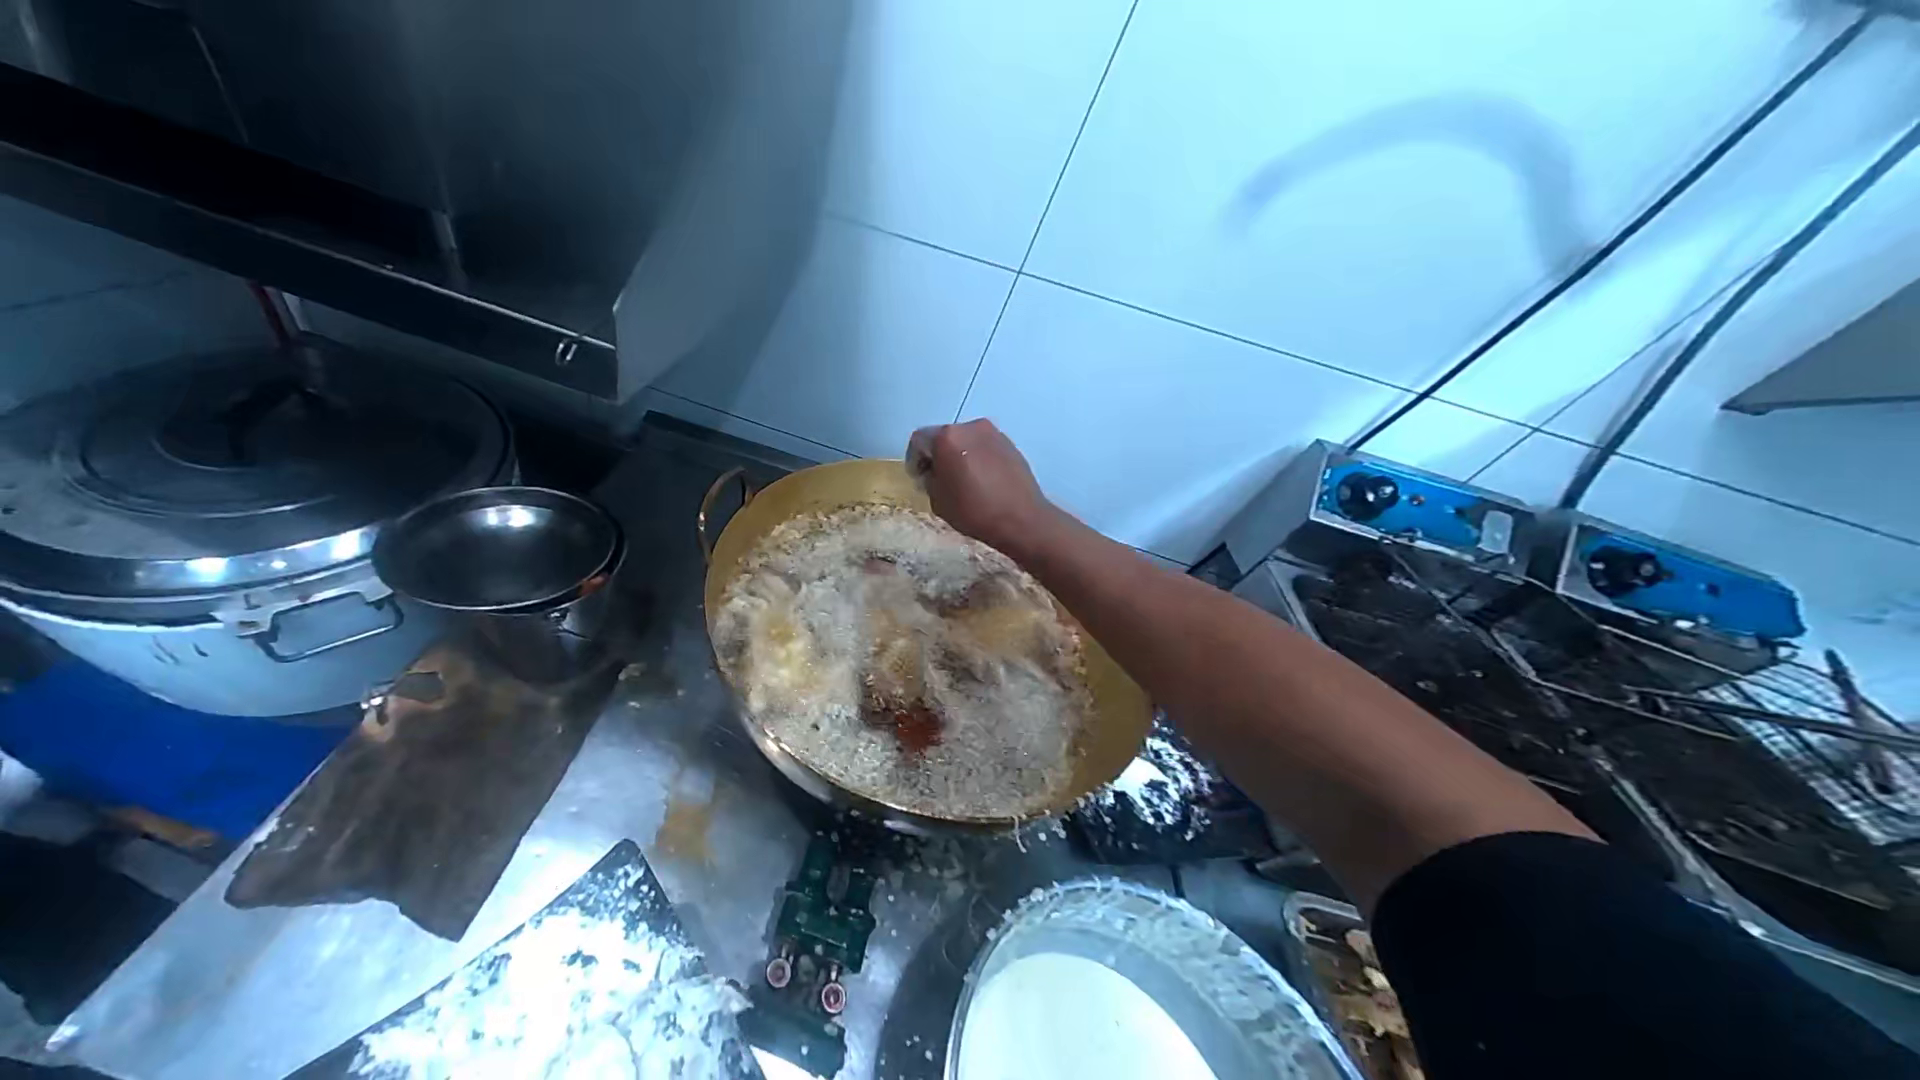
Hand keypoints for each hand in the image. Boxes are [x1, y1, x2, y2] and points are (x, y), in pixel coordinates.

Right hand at [906, 419, 1059, 556]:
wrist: (1021, 519)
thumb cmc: (974, 511)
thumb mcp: (938, 500)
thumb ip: (930, 478)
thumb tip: (935, 471)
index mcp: (947, 437)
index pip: (919, 440)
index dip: (914, 460)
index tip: (919, 478)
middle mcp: (970, 427)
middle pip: (944, 437)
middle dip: (938, 455)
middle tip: (939, 479)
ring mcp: (993, 433)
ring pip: (965, 440)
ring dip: (959, 455)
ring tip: (963, 481)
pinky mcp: (1010, 444)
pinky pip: (984, 447)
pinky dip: (977, 458)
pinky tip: (981, 480)